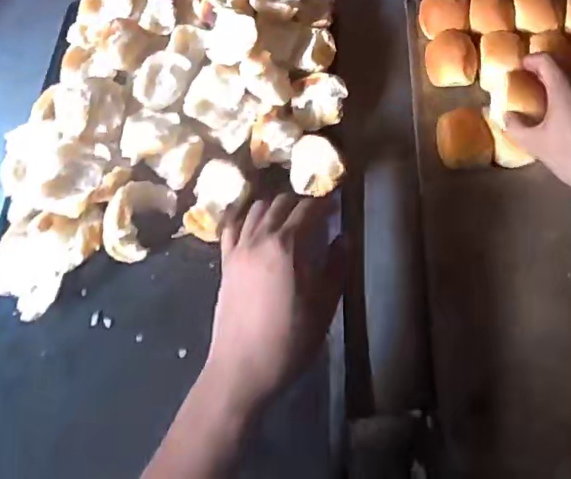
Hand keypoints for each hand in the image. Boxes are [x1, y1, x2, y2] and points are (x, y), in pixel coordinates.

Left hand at [202, 193, 346, 411]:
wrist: (241, 371)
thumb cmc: (288, 340)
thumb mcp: (323, 306)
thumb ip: (336, 266)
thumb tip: (344, 237)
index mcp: (286, 245)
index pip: (308, 208)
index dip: (324, 202)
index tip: (336, 202)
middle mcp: (260, 238)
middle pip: (281, 202)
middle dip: (301, 200)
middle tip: (316, 211)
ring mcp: (239, 248)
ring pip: (256, 208)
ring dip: (275, 205)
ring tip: (289, 215)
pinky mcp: (225, 262)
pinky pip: (233, 226)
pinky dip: (245, 217)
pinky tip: (254, 222)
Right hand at [503, 53, 570, 208]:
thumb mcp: (536, 145)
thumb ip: (517, 128)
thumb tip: (507, 115)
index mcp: (565, 89)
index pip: (547, 60)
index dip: (532, 59)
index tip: (522, 65)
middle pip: (567, 66)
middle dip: (550, 69)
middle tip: (538, 79)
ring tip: (563, 94)